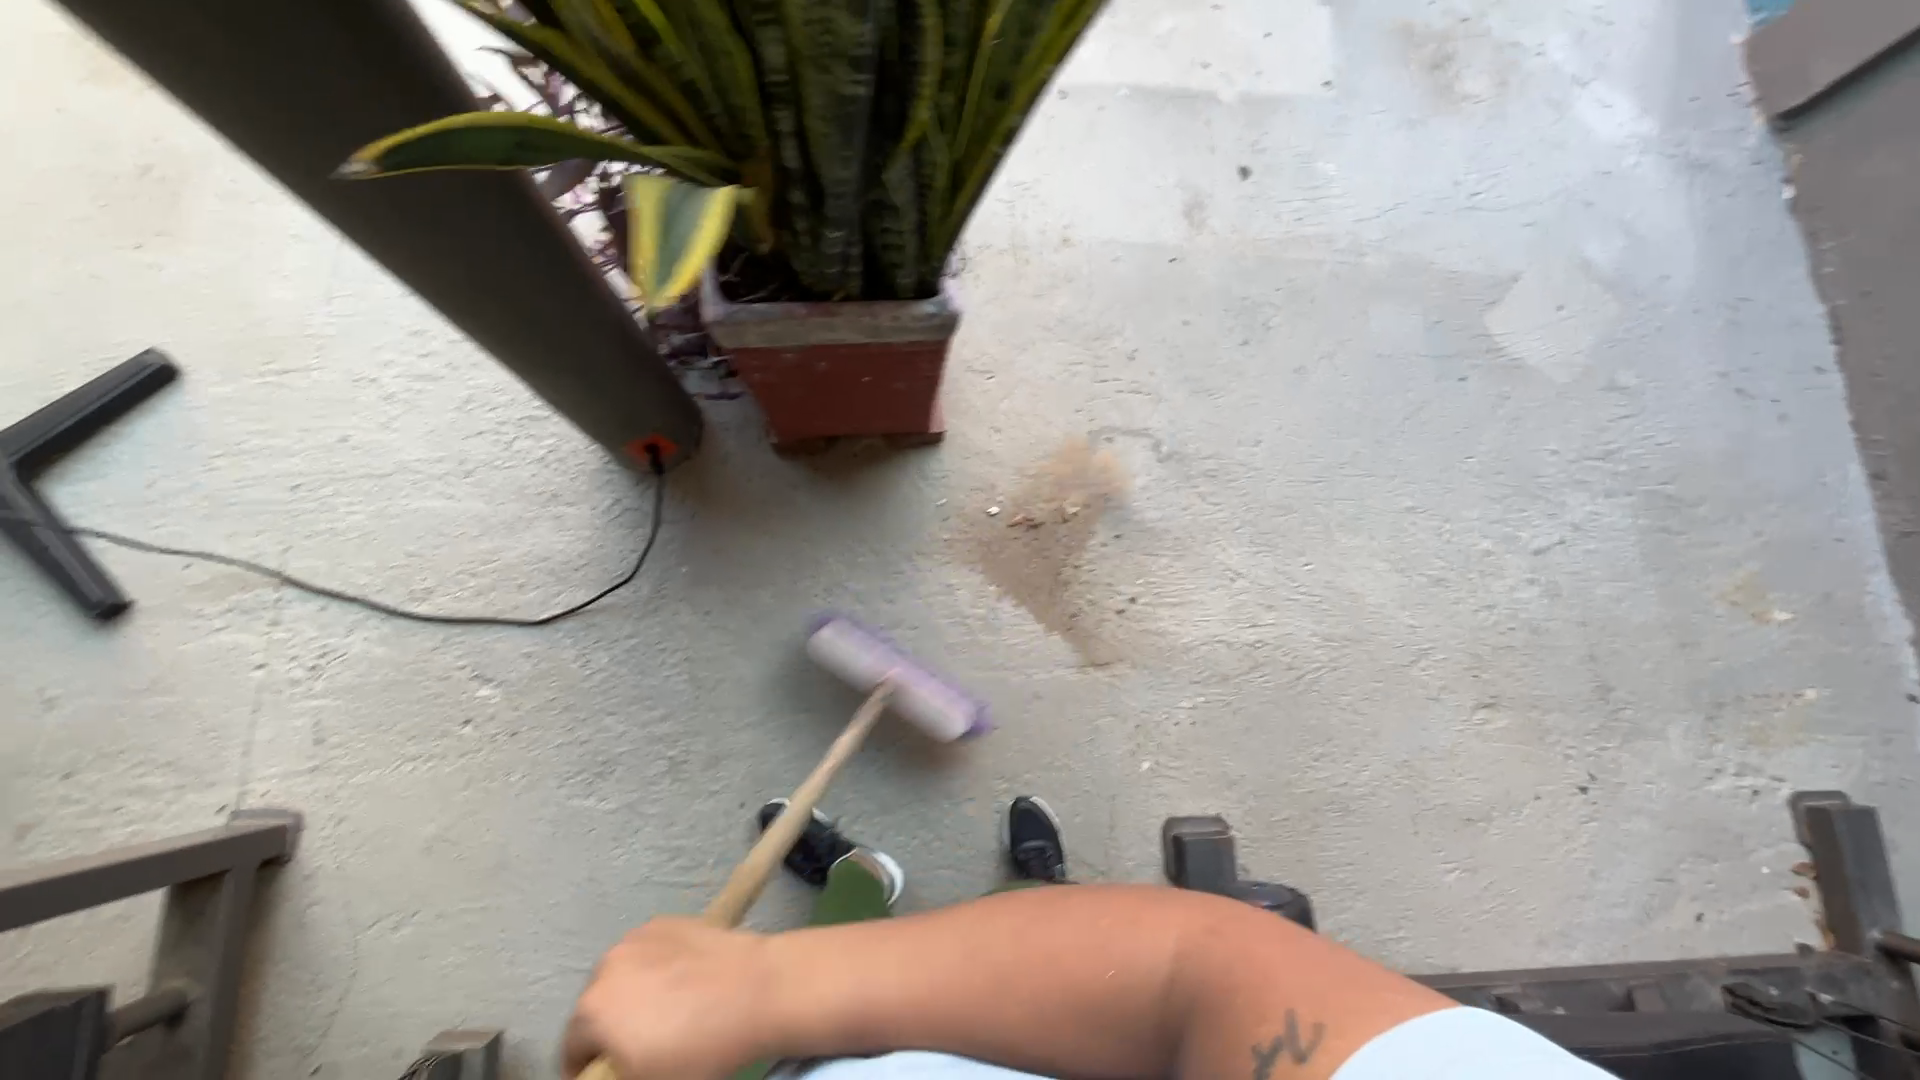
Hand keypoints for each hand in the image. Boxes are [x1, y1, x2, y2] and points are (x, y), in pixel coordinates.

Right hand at [563, 918, 781, 1079]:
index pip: (571, 1053)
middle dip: (612, 1032)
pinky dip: (656, 969)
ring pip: (622, 978)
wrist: (757, 989)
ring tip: (668, 1012)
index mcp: (591, 1010)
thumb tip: (620, 1065)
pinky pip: (648, 954)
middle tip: (644, 1048)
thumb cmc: (699, 1049)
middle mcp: (606, 966)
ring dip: (632, 997)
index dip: (590, 1073)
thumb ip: (616, 1078)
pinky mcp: (667, 922)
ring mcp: (638, 937)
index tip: (615, 1077)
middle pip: (595, 1010)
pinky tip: (685, 982)